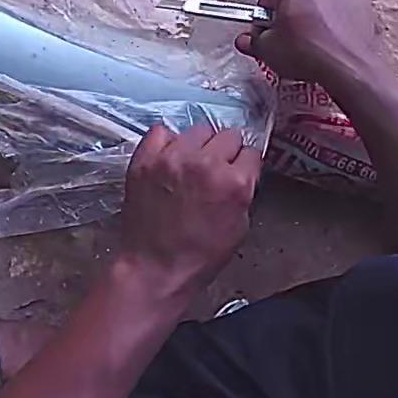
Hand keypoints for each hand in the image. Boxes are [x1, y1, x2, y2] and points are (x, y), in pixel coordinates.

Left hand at [116, 124, 260, 296]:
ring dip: (199, 146)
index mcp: (234, 183)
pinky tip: (170, 159)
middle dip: (226, 153)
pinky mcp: (146, 160)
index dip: (246, 163)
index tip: (240, 169)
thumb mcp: (240, 225)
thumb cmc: (197, 255)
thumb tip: (241, 171)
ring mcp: (172, 159)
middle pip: (228, 136)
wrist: (155, 268)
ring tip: (192, 166)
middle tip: (216, 170)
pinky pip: (161, 132)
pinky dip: (168, 142)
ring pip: (197, 130)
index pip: (251, 152)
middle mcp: (204, 164)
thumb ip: (244, 190)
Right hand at [237, 0, 391, 91]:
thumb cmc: (307, 53)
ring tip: (311, 49)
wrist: (348, 68)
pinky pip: (342, 17)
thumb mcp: (268, 50)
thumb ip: (253, 41)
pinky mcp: (364, 9)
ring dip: (314, 23)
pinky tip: (330, 49)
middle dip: (291, 18)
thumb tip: (245, 40)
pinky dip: (336, 29)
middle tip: (287, 44)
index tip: (266, 35)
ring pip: (321, 7)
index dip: (264, 20)